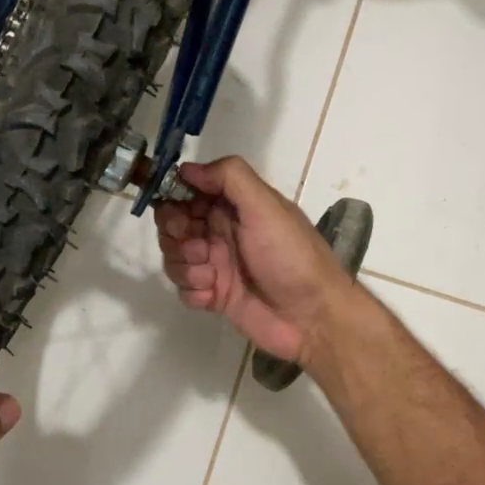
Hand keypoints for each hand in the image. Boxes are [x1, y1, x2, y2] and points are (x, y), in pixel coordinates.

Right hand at [156, 157, 354, 366]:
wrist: (311, 317)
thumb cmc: (290, 256)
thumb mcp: (266, 206)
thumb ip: (229, 178)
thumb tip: (187, 168)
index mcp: (235, 207)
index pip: (189, 193)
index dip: (174, 201)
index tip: (178, 214)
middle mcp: (221, 232)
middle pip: (173, 226)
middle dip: (175, 236)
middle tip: (198, 249)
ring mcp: (216, 265)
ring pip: (174, 259)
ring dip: (185, 267)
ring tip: (211, 276)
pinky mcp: (214, 296)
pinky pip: (184, 290)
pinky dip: (194, 292)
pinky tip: (214, 297)